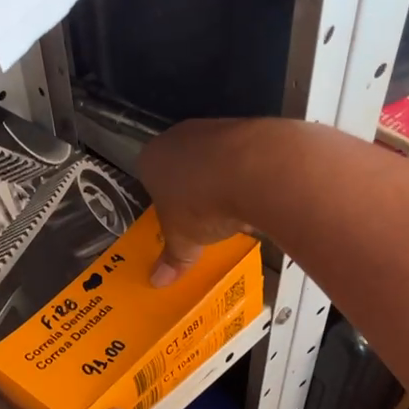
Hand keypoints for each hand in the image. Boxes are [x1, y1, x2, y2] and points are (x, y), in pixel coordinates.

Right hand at [139, 118, 284, 285]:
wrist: (258, 168)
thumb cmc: (201, 204)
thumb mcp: (182, 240)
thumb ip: (172, 258)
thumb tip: (157, 281)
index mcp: (152, 159)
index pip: (150, 181)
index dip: (162, 204)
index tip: (175, 223)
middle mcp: (178, 136)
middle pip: (182, 168)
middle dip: (192, 193)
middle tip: (202, 221)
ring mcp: (215, 127)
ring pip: (213, 160)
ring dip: (221, 183)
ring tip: (232, 214)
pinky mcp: (250, 127)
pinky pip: (241, 157)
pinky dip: (246, 175)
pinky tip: (255, 197)